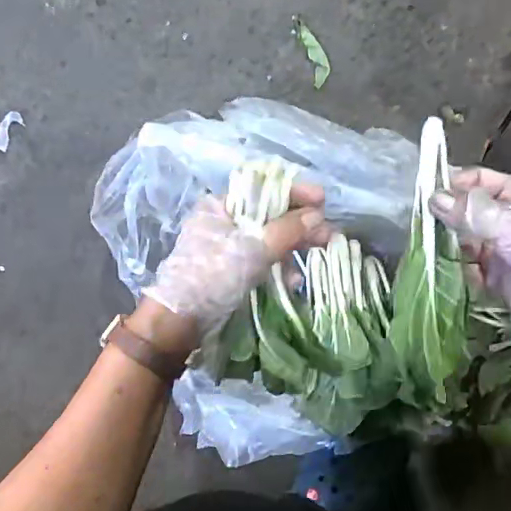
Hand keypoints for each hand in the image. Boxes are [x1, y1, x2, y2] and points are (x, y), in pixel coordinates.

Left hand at [142, 183, 331, 337]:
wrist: (181, 321)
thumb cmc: (213, 276)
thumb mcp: (253, 249)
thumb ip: (287, 230)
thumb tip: (317, 215)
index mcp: (221, 205)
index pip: (263, 188)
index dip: (295, 192)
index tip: (323, 200)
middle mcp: (224, 221)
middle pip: (270, 214)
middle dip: (300, 224)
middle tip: (329, 234)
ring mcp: (227, 247)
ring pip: (269, 238)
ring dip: (294, 247)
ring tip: (318, 254)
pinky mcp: (232, 270)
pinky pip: (262, 260)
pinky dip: (280, 266)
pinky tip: (294, 279)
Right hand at [429, 167, 510, 320]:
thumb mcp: (507, 221)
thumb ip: (468, 210)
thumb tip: (433, 198)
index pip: (478, 180)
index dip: (454, 182)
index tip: (426, 190)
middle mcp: (504, 217)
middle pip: (466, 210)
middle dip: (446, 215)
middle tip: (421, 220)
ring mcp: (498, 245)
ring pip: (463, 238)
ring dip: (449, 243)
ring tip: (431, 245)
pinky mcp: (493, 273)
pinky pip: (467, 265)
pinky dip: (458, 267)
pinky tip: (449, 267)